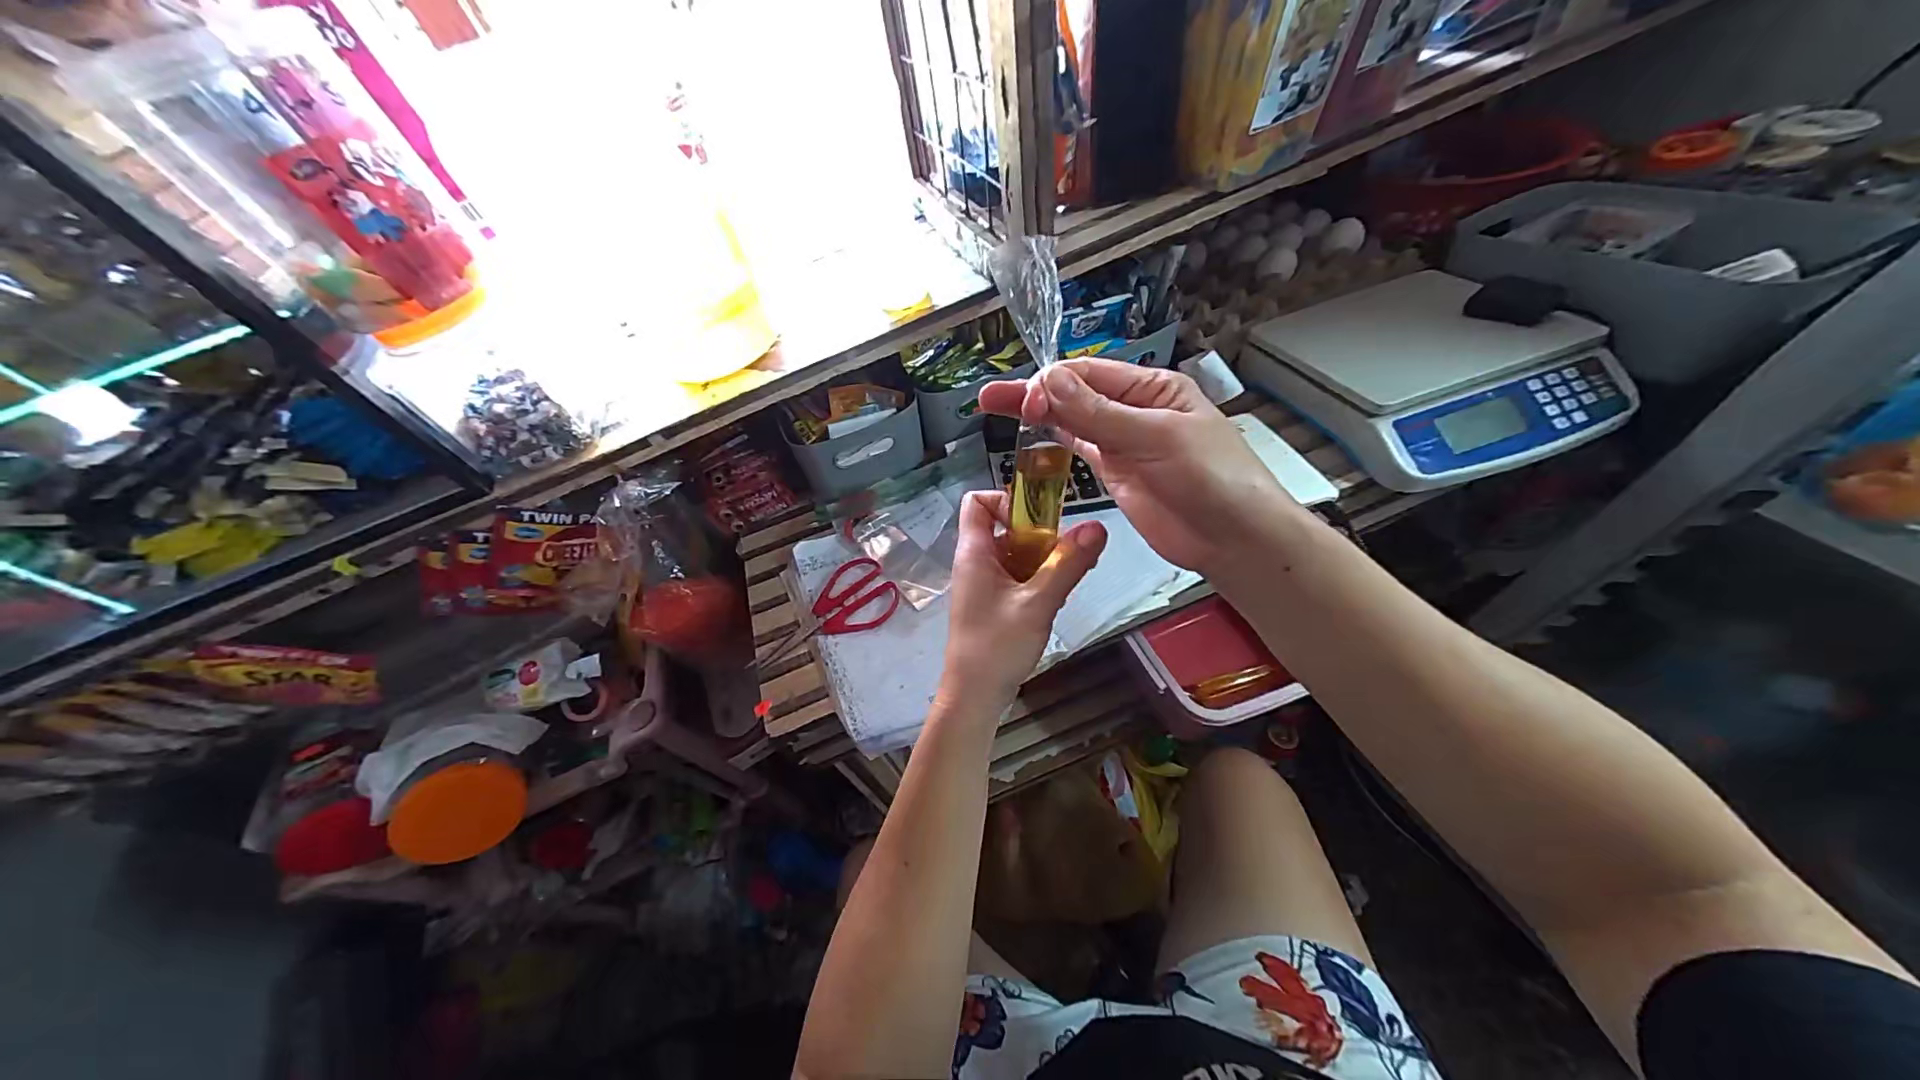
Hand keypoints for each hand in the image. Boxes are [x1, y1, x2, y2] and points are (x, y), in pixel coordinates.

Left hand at [938, 490, 1106, 711]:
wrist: (974, 696)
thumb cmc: (997, 646)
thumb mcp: (1038, 603)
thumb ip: (1068, 564)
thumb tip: (1098, 526)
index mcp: (974, 552)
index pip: (977, 501)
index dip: (1007, 499)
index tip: (1040, 519)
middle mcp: (975, 562)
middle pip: (1005, 526)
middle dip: (1039, 533)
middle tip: (1070, 552)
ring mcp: (983, 584)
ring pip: (1015, 553)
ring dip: (1044, 559)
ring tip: (1072, 574)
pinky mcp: (993, 603)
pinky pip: (1017, 576)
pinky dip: (1038, 578)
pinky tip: (1059, 595)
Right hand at [978, 360, 1293, 574]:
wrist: (1233, 538)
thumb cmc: (1210, 478)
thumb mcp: (1155, 437)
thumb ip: (1099, 413)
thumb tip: (1048, 381)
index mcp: (1151, 388)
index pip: (1090, 373)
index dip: (1052, 384)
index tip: (1025, 402)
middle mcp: (1133, 409)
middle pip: (1075, 394)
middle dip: (1033, 394)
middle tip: (990, 398)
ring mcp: (1122, 442)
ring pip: (1072, 421)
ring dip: (1038, 416)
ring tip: (996, 411)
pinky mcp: (1115, 473)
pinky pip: (1078, 450)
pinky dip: (1053, 443)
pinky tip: (1029, 436)